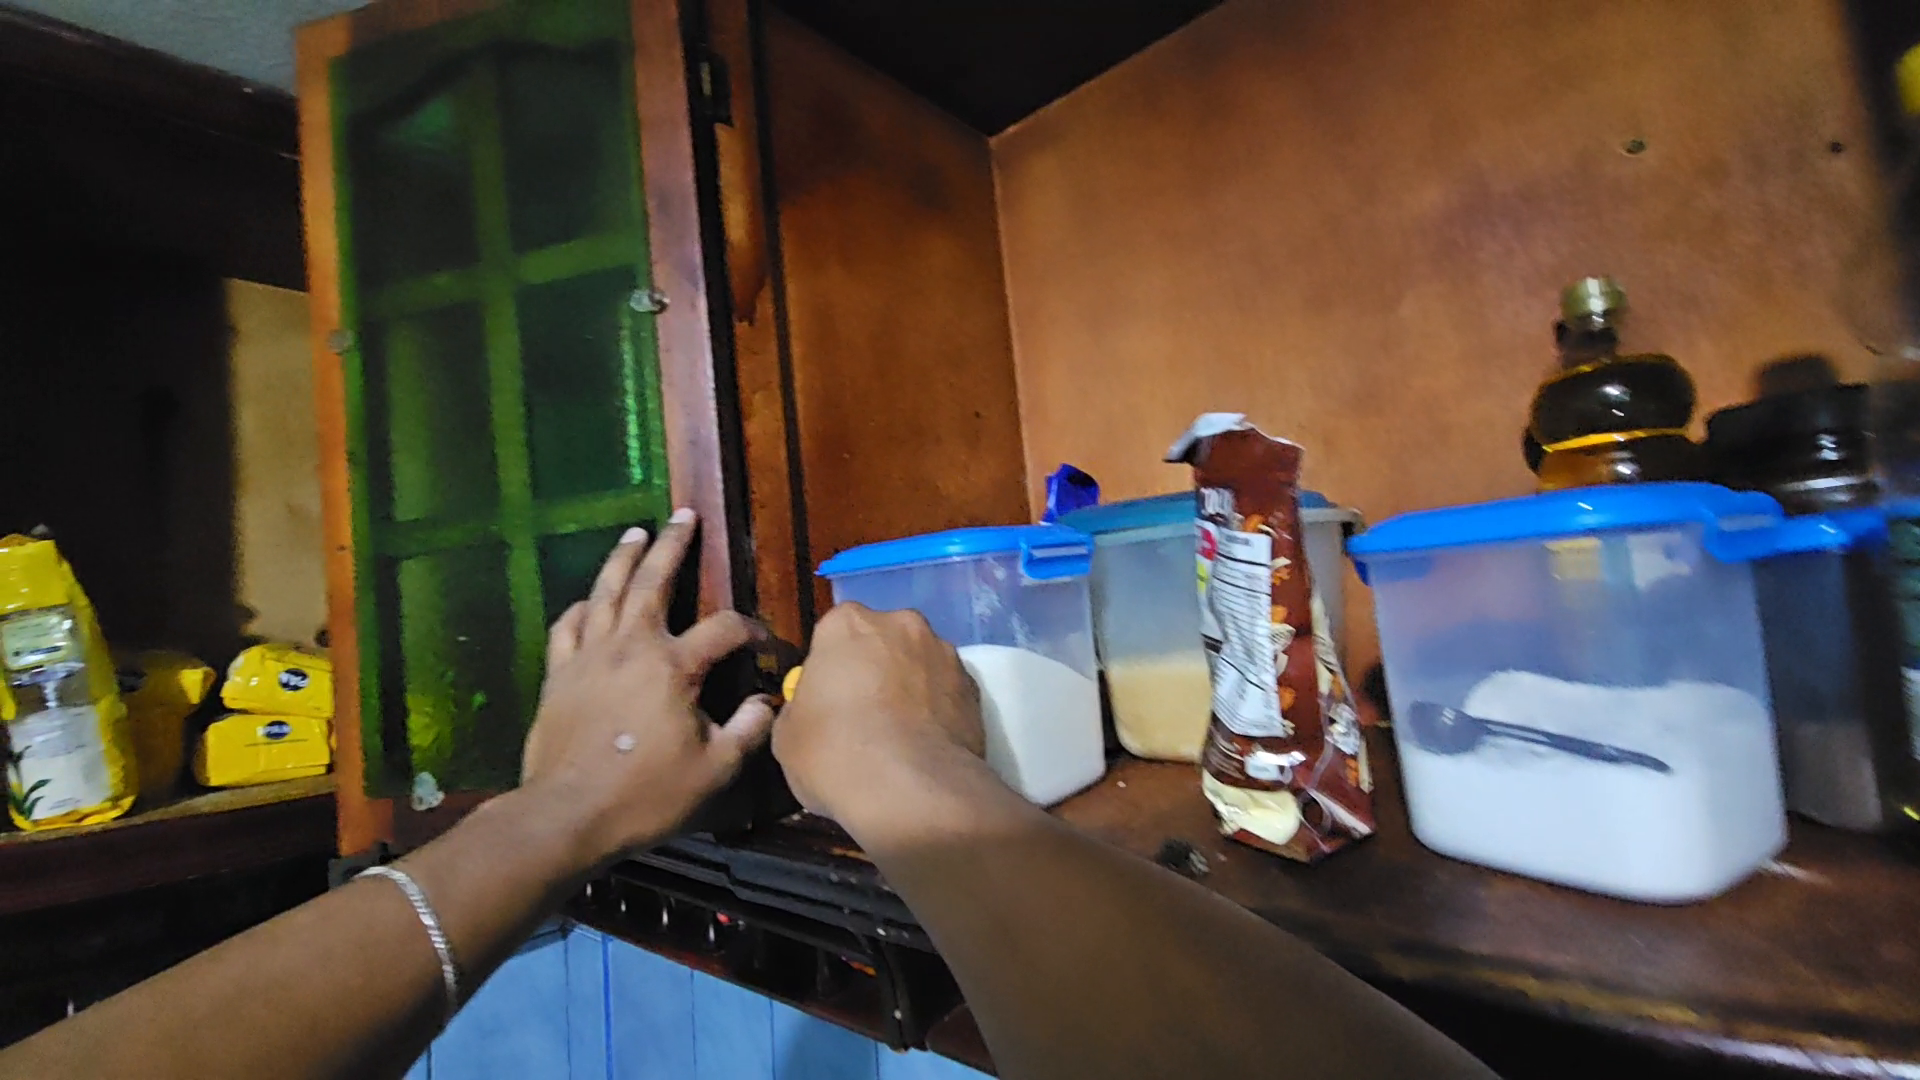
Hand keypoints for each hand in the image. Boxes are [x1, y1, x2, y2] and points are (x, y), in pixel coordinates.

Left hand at [519, 510, 774, 867]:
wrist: (566, 817)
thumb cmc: (646, 794)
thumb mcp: (716, 769)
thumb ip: (749, 729)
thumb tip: (768, 701)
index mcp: (673, 666)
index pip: (725, 629)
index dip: (753, 630)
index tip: (767, 644)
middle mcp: (631, 646)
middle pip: (653, 581)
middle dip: (672, 545)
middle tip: (683, 516)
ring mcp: (590, 656)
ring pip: (606, 591)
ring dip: (623, 558)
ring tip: (635, 532)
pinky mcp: (559, 674)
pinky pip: (568, 626)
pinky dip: (581, 607)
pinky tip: (588, 601)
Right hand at [772, 603, 986, 826]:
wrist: (909, 789)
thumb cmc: (834, 753)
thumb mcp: (788, 735)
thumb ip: (802, 707)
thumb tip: (813, 709)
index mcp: (848, 624)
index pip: (835, 633)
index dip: (832, 666)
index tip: (829, 699)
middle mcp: (901, 624)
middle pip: (883, 640)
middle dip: (876, 667)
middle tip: (866, 713)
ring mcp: (944, 652)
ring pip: (919, 662)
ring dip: (911, 685)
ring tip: (902, 734)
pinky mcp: (974, 685)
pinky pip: (946, 691)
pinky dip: (938, 708)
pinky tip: (927, 744)